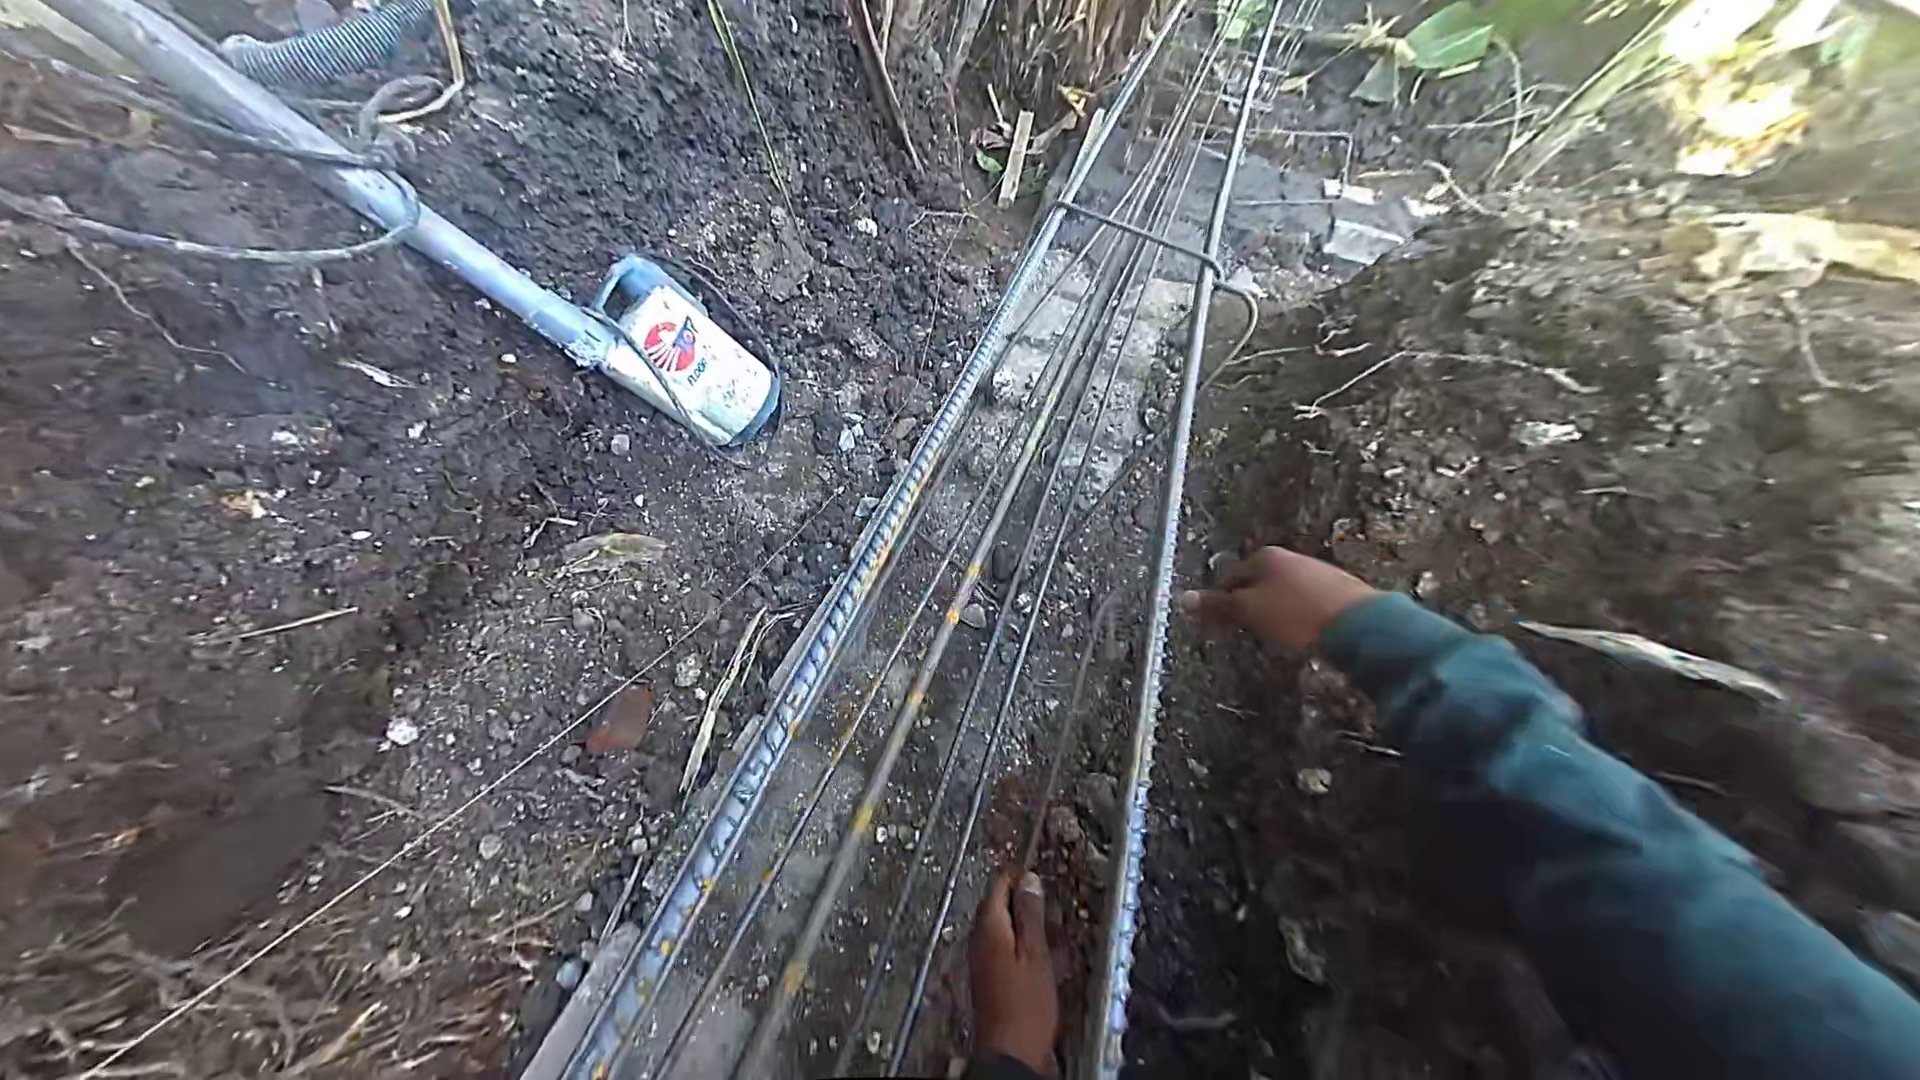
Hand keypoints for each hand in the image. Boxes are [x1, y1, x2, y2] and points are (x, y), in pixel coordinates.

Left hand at [970, 870, 1057, 1075]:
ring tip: (1058, 941)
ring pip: (1009, 929)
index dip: (1022, 878)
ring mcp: (985, 958)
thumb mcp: (1035, 952)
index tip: (1044, 883)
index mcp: (989, 925)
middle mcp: (981, 937)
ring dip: (1033, 930)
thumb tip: (1028, 878)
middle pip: (1004, 906)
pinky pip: (1010, 951)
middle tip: (1055, 914)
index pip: (1000, 883)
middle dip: (1030, 906)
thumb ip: (1030, 913)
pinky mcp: (993, 978)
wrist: (1012, 1056)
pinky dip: (1029, 951)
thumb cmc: (1025, 1004)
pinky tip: (1050, 965)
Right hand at [1179, 546, 1377, 647]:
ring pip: (1279, 593)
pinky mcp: (1337, 591)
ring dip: (1269, 613)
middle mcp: (1290, 558)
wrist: (1361, 625)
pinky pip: (1303, 603)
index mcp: (1264, 557)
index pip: (1228, 580)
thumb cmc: (1296, 614)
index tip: (1216, 630)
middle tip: (1241, 634)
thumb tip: (1183, 598)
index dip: (1218, 605)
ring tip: (1272, 637)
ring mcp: (1316, 573)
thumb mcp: (1248, 610)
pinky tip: (1299, 633)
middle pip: (1254, 584)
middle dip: (1244, 608)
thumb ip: (1217, 605)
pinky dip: (1294, 617)